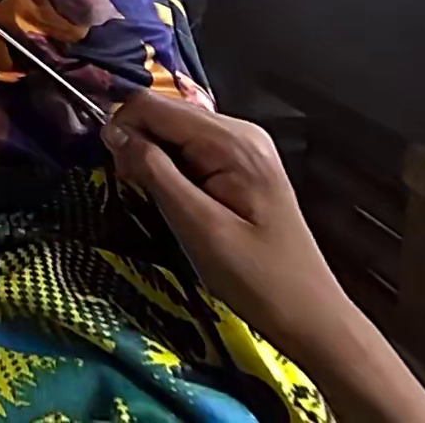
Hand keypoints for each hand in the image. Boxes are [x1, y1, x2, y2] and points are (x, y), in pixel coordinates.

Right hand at [104, 90, 351, 353]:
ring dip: (149, 152)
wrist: (312, 319)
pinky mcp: (235, 157)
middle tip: (134, 183)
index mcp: (231, 141)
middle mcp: (237, 130)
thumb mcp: (196, 225)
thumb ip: (152, 170)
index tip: (118, 167)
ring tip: (153, 190)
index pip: (152, 104)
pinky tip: (173, 190)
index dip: (122, 127)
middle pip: (160, 110)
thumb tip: (112, 132)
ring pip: (168, 125)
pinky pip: (183, 141)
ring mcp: (239, 142)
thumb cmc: (256, 277)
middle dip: (135, 140)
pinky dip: (166, 160)